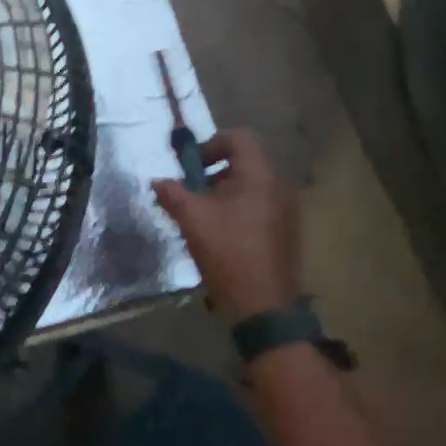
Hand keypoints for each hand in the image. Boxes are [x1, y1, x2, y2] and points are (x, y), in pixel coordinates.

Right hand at [152, 128, 300, 319]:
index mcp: (260, 175)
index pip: (239, 138)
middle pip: (247, 161)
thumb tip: (157, 181)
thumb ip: (173, 193)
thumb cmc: (228, 253)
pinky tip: (222, 233)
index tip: (193, 167)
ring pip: (253, 184)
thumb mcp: (192, 219)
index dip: (212, 144)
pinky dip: (240, 207)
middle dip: (216, 170)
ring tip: (204, 214)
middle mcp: (279, 186)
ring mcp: (287, 210)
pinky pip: (262, 204)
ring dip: (227, 190)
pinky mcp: (287, 231)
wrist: (264, 307)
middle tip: (195, 190)